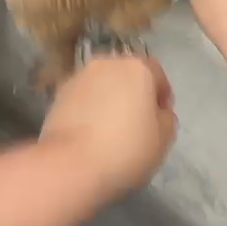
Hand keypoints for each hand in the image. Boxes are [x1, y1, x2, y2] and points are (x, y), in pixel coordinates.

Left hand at [39, 56, 176, 197]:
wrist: (71, 162)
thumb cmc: (126, 149)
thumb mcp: (163, 140)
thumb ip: (166, 119)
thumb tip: (157, 111)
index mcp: (137, 68)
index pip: (156, 73)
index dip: (162, 94)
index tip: (161, 118)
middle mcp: (107, 63)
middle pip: (127, 74)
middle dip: (134, 93)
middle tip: (137, 123)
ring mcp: (80, 76)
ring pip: (102, 83)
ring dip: (109, 99)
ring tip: (111, 129)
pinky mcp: (59, 92)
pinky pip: (83, 96)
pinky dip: (89, 107)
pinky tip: (90, 132)